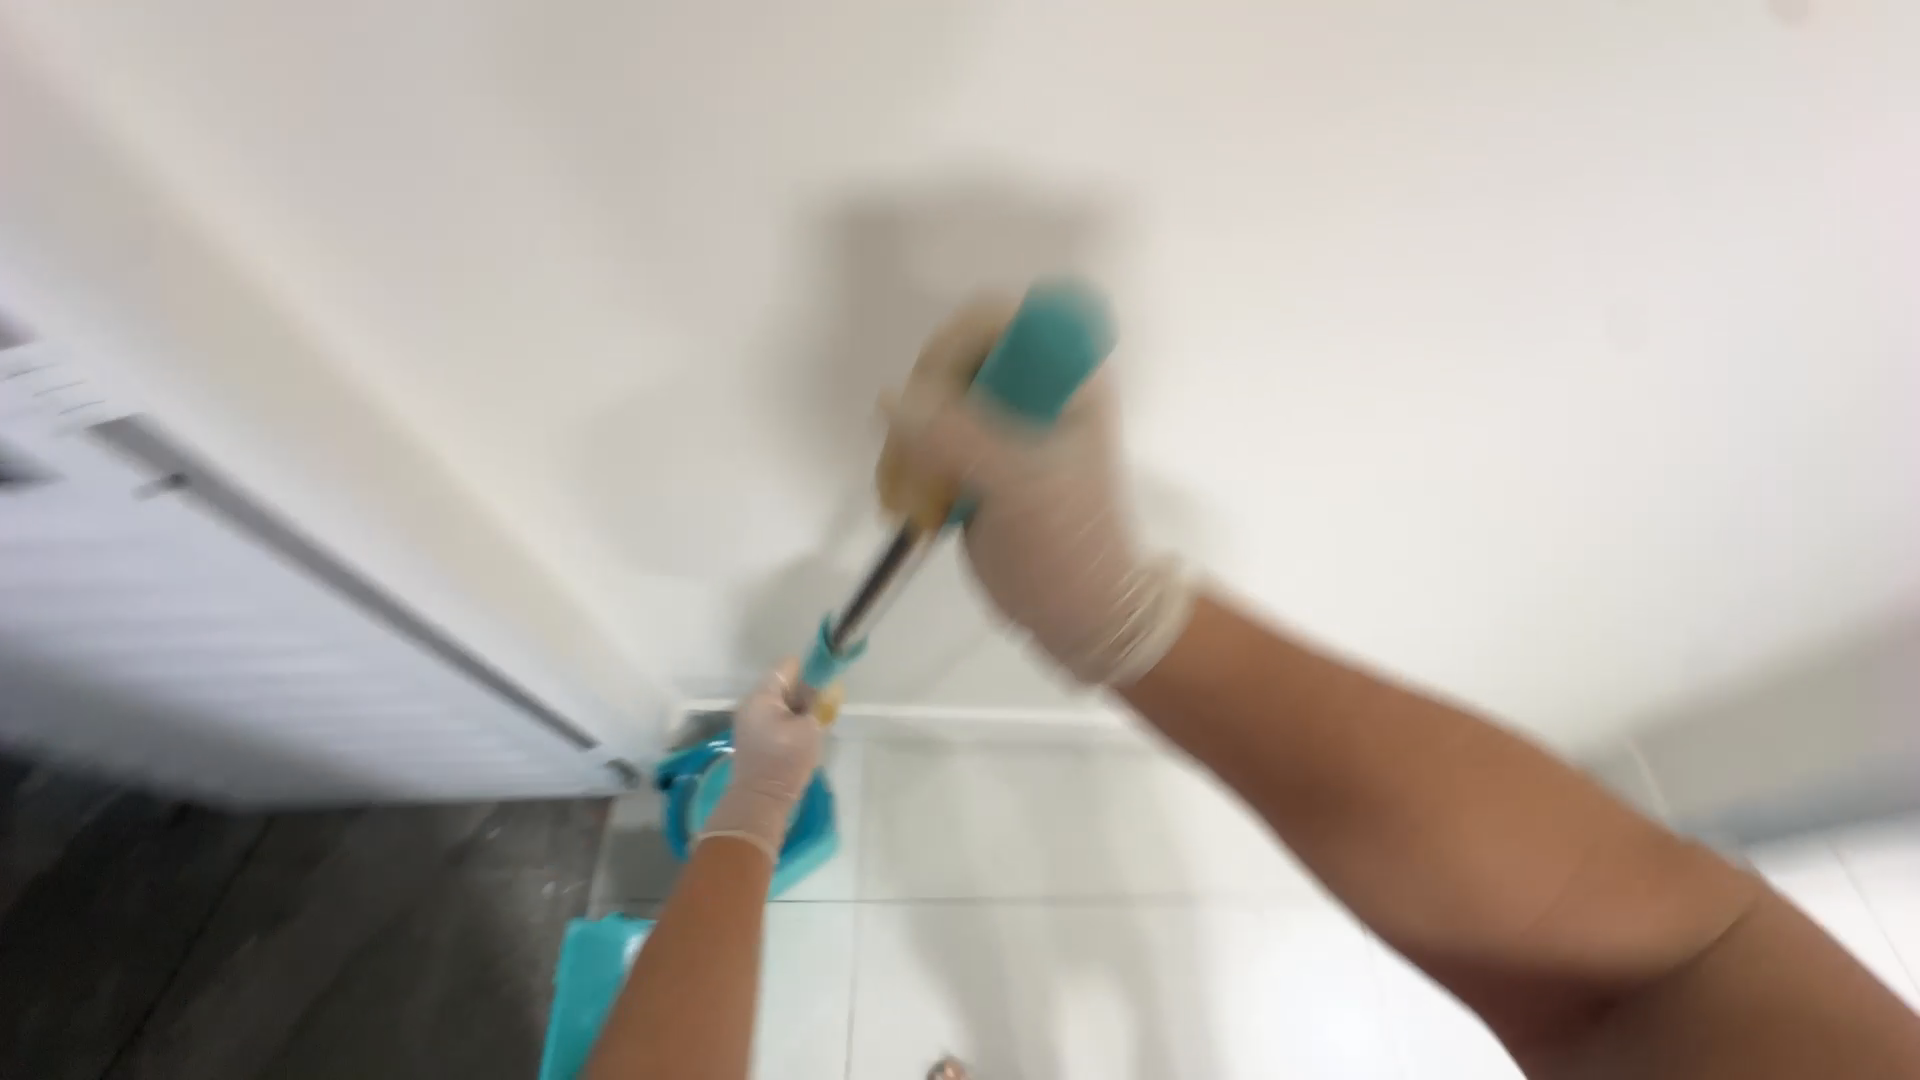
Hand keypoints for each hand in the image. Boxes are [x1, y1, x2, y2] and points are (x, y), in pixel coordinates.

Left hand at [698, 662, 824, 859]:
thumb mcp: (809, 727)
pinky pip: (775, 719)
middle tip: (824, 708)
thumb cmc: (786, 760)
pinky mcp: (753, 738)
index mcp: (762, 696)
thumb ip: (816, 703)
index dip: (809, 669)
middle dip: (805, 693)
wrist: (761, 801)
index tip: (826, 682)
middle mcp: (752, 703)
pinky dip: (790, 722)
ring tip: (815, 725)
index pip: (787, 666)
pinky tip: (804, 736)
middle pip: (784, 684)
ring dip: (799, 709)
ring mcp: (750, 721)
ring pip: (781, 703)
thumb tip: (821, 689)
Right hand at [877, 293, 1192, 686]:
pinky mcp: (971, 456)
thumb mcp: (1020, 488)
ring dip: (904, 452)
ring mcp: (998, 422)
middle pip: (947, 362)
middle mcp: (1029, 388)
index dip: (952, 351)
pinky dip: (904, 470)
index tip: (931, 404)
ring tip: (907, 507)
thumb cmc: (1068, 549)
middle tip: (912, 475)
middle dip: (919, 417)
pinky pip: (920, 440)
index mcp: (1063, 378)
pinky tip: (908, 509)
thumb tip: (889, 399)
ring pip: (924, 404)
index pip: (994, 321)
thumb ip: (959, 438)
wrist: (1078, 611)